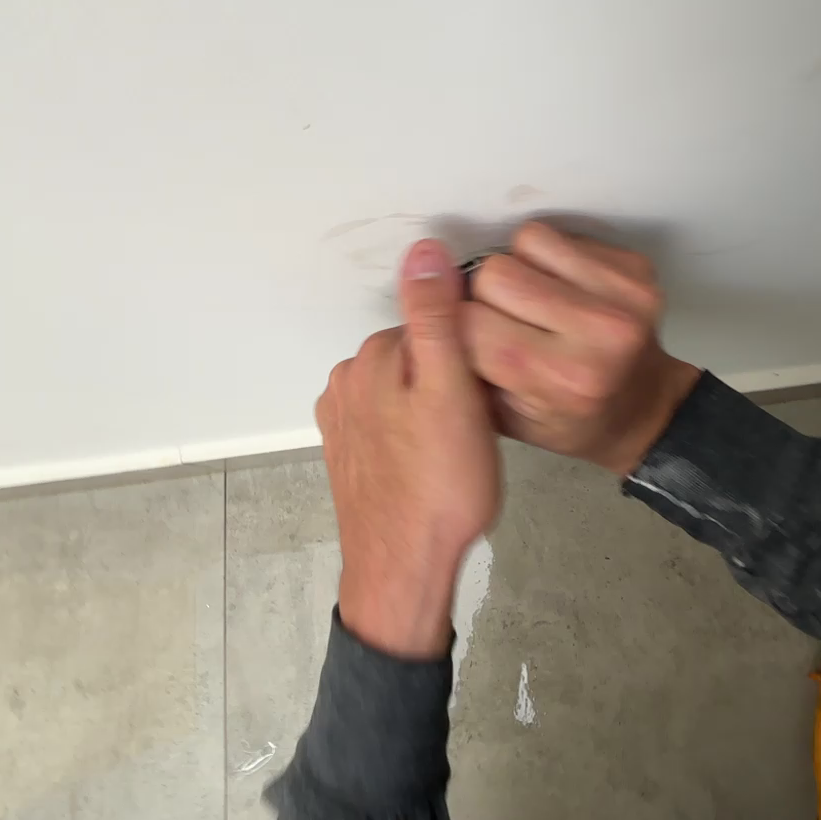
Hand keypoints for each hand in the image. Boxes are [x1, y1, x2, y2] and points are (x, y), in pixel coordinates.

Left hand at [315, 238, 501, 658]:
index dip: (465, 356)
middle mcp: (345, 381)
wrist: (404, 570)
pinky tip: (425, 464)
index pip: (430, 328)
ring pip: (400, 391)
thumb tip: (423, 249)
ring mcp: (339, 420)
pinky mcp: (343, 453)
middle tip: (470, 427)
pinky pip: (385, 422)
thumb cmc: (440, 482)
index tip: (481, 392)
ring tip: (452, 450)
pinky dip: (407, 433)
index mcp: (371, 358)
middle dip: (444, 380)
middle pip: (412, 358)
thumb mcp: (452, 391)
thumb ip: (436, 318)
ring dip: (426, 408)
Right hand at [463, 221, 700, 474]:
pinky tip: (558, 289)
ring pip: (525, 243)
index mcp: (562, 378)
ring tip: (533, 303)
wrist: (641, 411)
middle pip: (494, 274)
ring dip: (518, 268)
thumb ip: (460, 369)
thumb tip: (422, 314)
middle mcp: (599, 334)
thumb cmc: (567, 419)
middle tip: (505, 323)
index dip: (458, 328)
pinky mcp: (635, 267)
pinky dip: (547, 256)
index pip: (469, 323)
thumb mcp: (500, 417)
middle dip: (486, 297)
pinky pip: (559, 235)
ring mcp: (623, 296)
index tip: (470, 340)